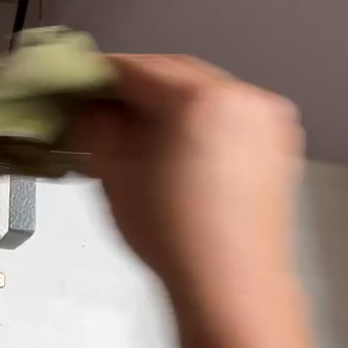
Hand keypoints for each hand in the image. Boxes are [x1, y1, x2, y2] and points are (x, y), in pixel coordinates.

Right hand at [72, 55, 303, 307]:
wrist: (230, 280)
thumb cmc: (166, 228)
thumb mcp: (113, 173)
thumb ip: (98, 127)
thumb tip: (92, 108)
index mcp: (202, 99)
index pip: (138, 68)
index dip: (98, 74)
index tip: (71, 84)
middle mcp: (243, 97)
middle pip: (176, 73)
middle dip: (133, 85)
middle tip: (94, 106)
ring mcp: (267, 118)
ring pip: (202, 92)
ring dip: (163, 100)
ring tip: (129, 129)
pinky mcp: (276, 142)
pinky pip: (225, 113)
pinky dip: (192, 118)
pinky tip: (167, 145)